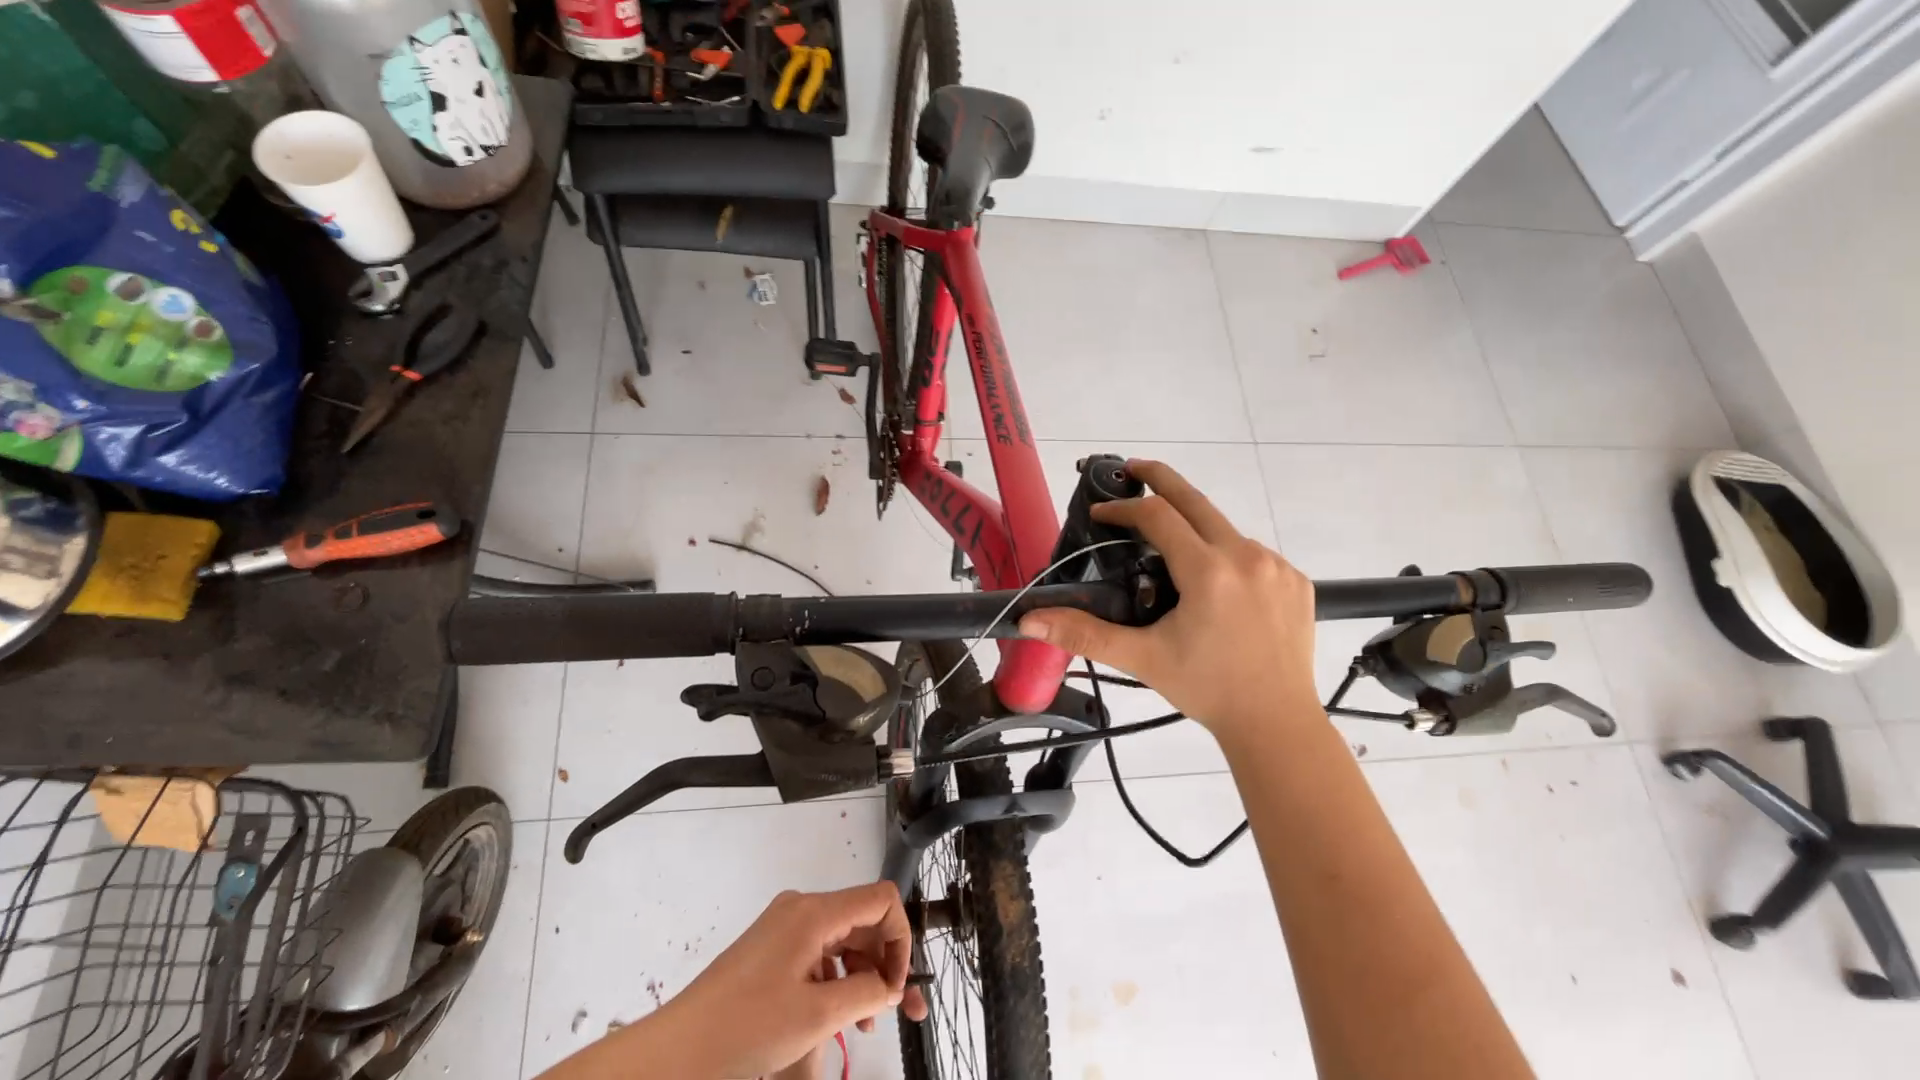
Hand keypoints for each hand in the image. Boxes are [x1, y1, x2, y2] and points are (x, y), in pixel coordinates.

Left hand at [654, 883, 927, 1078]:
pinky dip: (836, 981)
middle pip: (862, 921)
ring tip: (865, 1026)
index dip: (900, 939)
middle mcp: (800, 909)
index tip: (897, 984)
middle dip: (884, 963)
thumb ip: (867, 993)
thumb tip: (890, 986)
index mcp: (814, 912)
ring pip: (842, 941)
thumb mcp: (819, 1014)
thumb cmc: (749, 1025)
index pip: (881, 900)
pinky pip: (819, 954)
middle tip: (893, 1011)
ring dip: (861, 978)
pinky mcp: (772, 948)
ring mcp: (783, 927)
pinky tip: (839, 1018)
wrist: (679, 1048)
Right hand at [1018, 460, 1321, 743]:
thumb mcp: (1143, 659)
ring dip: (1197, 531)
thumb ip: (1085, 633)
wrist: (1276, 723)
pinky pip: (1255, 555)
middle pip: (1197, 501)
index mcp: (1208, 571)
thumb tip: (1029, 620)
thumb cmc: (1206, 689)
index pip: (1158, 516)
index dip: (1125, 507)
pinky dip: (1230, 559)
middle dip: (1162, 478)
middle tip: (1134, 469)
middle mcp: (1247, 557)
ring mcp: (1277, 567)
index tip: (1102, 512)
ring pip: (1227, 532)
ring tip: (1173, 554)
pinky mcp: (1297, 582)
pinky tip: (1218, 588)